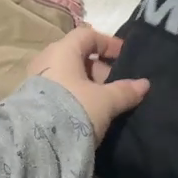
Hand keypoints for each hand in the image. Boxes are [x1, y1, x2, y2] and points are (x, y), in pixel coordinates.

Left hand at [29, 25, 149, 142]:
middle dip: (100, 69)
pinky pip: (60, 89)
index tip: (124, 56)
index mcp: (63, 50)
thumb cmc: (74, 109)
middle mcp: (47, 59)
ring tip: (106, 103)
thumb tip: (144, 84)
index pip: (87, 35)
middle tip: (118, 86)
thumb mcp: (104, 101)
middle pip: (78, 56)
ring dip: (88, 85)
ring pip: (69, 75)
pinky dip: (76, 95)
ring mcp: (37, 79)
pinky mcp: (33, 99)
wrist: (37, 142)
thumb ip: (124, 91)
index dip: (107, 43)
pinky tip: (88, 113)